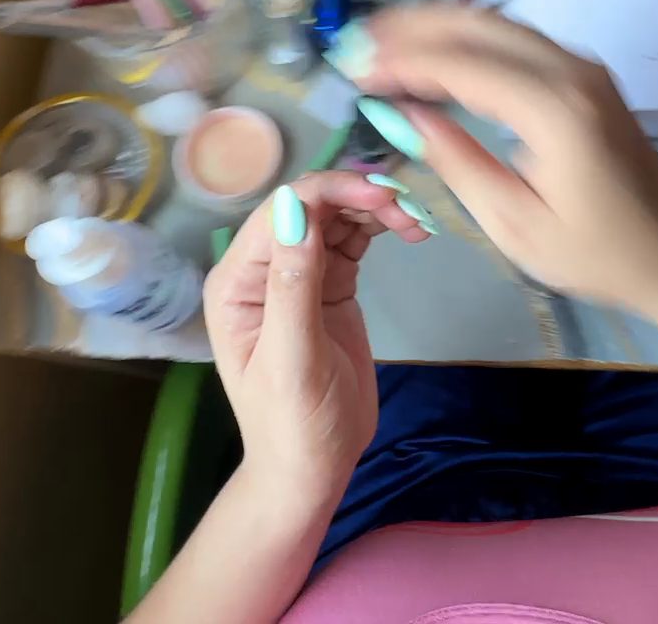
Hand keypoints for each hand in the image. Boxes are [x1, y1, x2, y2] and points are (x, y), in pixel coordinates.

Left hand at [203, 172, 430, 499]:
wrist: (316, 467)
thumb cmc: (295, 424)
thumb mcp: (294, 358)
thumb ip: (293, 282)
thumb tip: (294, 206)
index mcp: (239, 280)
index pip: (283, 211)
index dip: (332, 191)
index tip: (385, 196)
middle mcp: (264, 266)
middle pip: (312, 204)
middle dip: (360, 195)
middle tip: (411, 211)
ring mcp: (299, 271)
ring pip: (337, 214)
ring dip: (377, 208)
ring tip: (418, 222)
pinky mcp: (329, 281)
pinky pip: (354, 236)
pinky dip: (382, 226)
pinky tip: (411, 232)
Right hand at [341, 6, 657, 315]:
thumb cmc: (597, 253)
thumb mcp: (515, 223)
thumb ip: (456, 161)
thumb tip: (404, 115)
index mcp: (556, 110)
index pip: (462, 65)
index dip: (402, 62)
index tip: (353, 69)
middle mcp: (572, 70)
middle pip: (478, 24)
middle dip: (413, 28)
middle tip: (358, 43)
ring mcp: (582, 66)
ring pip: (496, 23)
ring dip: (438, 26)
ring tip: (383, 41)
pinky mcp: (583, 74)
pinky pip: (514, 40)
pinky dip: (468, 39)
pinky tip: (436, 54)